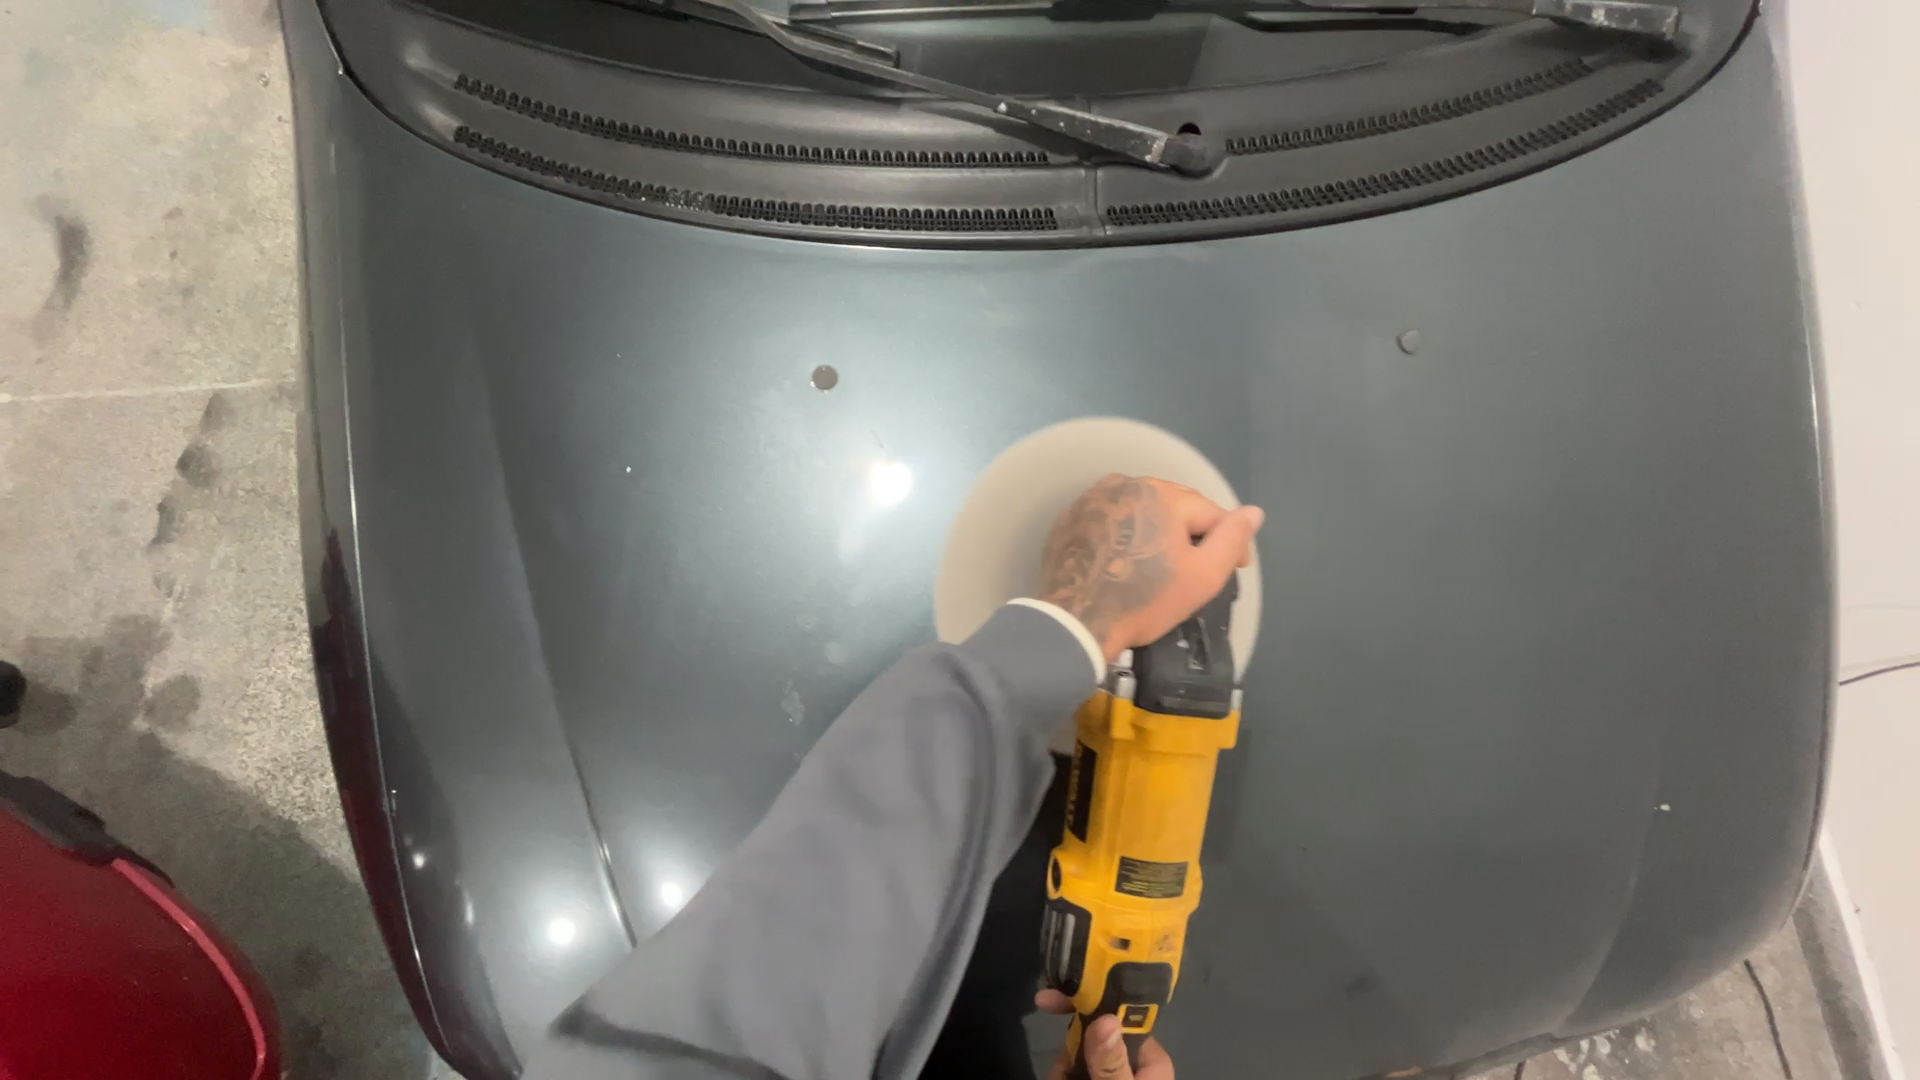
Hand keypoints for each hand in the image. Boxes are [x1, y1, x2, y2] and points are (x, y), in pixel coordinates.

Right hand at [1035, 989, 1174, 1079]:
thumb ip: (1112, 1063)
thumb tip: (1105, 1017)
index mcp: (1150, 1057)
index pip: (1117, 1014)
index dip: (1086, 1003)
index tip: (1051, 999)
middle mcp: (1132, 1059)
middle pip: (1089, 1034)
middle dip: (1067, 1051)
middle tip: (1056, 1072)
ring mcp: (1114, 1070)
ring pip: (1077, 1054)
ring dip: (1061, 1069)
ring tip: (1058, 1079)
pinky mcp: (1097, 1076)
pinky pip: (1074, 1068)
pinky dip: (1062, 1074)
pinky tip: (1059, 1079)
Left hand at [1038, 475, 1264, 662]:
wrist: (1076, 620)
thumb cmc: (1144, 600)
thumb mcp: (1202, 576)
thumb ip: (1231, 539)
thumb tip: (1254, 512)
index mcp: (1161, 493)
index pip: (1210, 511)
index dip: (1229, 540)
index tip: (1237, 566)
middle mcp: (1125, 484)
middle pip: (1173, 505)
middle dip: (1190, 531)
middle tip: (1196, 565)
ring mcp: (1093, 498)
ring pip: (1141, 509)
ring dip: (1156, 528)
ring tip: (1161, 561)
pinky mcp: (1071, 517)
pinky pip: (1111, 518)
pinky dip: (1125, 532)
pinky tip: (1127, 558)